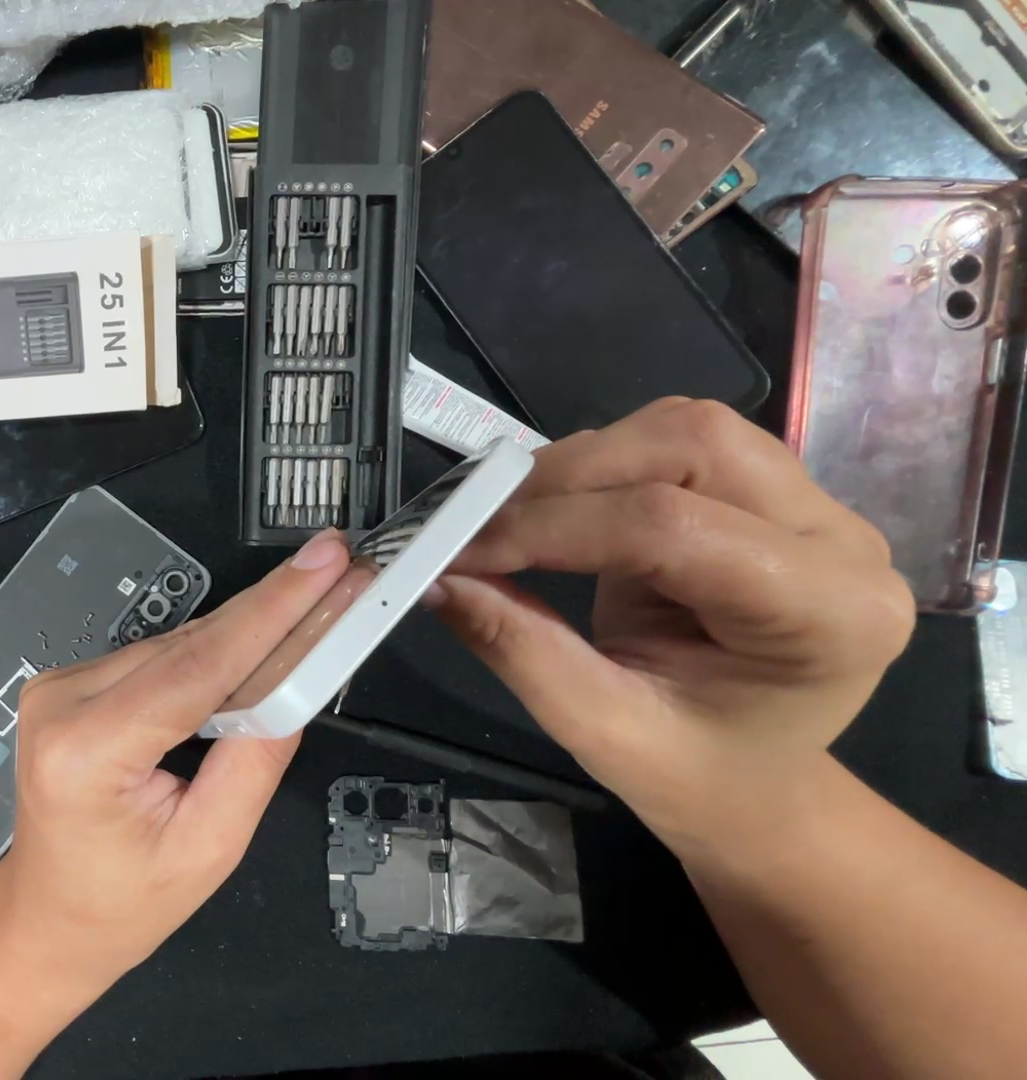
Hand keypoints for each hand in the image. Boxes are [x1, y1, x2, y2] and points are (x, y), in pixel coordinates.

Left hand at [0, 528, 353, 987]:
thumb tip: (300, 681)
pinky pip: (155, 658)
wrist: (49, 914)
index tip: (326, 565)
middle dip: (271, 609)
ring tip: (314, 605)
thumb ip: (256, 759)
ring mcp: (58, 685)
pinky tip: (257, 641)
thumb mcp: (210, 846)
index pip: (196, 666)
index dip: (271, 612)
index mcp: (86, 748)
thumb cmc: (123, 902)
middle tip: (338, 568)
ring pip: (174, 645)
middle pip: (187, 645)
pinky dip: (210, 653)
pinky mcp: (69, 684)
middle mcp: (61, 699)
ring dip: (244, 631)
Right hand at [429, 399, 915, 860]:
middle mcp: (834, 537)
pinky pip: (666, 442)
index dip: (547, 527)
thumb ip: (518, 647)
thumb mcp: (595, 726)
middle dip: (559, 477)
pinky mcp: (758, 493)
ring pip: (676, 428)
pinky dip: (590, 464)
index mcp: (826, 612)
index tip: (454, 552)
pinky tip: (549, 510)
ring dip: (574, 463)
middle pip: (684, 446)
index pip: (668, 525)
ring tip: (506, 516)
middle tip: (474, 524)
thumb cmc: (691, 771)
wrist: (754, 782)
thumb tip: (435, 579)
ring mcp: (804, 505)